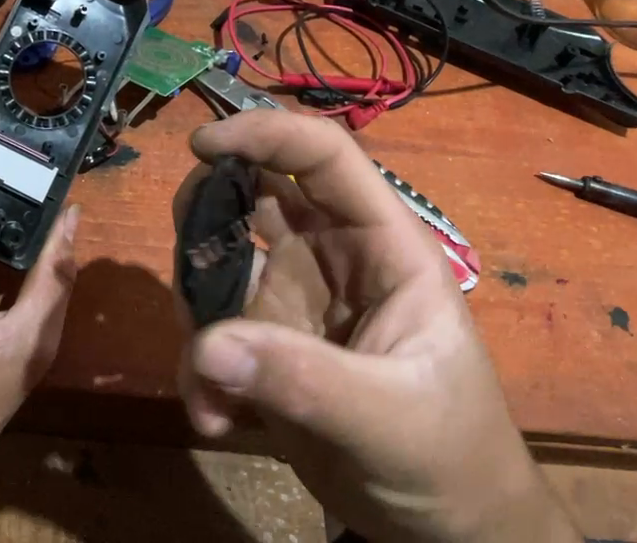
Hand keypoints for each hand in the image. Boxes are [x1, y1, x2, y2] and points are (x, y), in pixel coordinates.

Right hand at [175, 112, 577, 542]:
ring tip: (206, 372)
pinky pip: (212, 327)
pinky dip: (200, 367)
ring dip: (196, 298)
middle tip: (185, 245)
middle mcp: (331, 254)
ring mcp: (294, 295)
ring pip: (222, 254)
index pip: (324, 155)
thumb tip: (207, 345)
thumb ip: (302, 378)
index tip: (202, 144)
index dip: (266, 133)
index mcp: (381, 244)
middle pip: (256, 191)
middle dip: (210, 207)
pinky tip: (217, 418)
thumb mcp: (388, 416)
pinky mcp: (266, 340)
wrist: (446, 530)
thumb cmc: (450, 456)